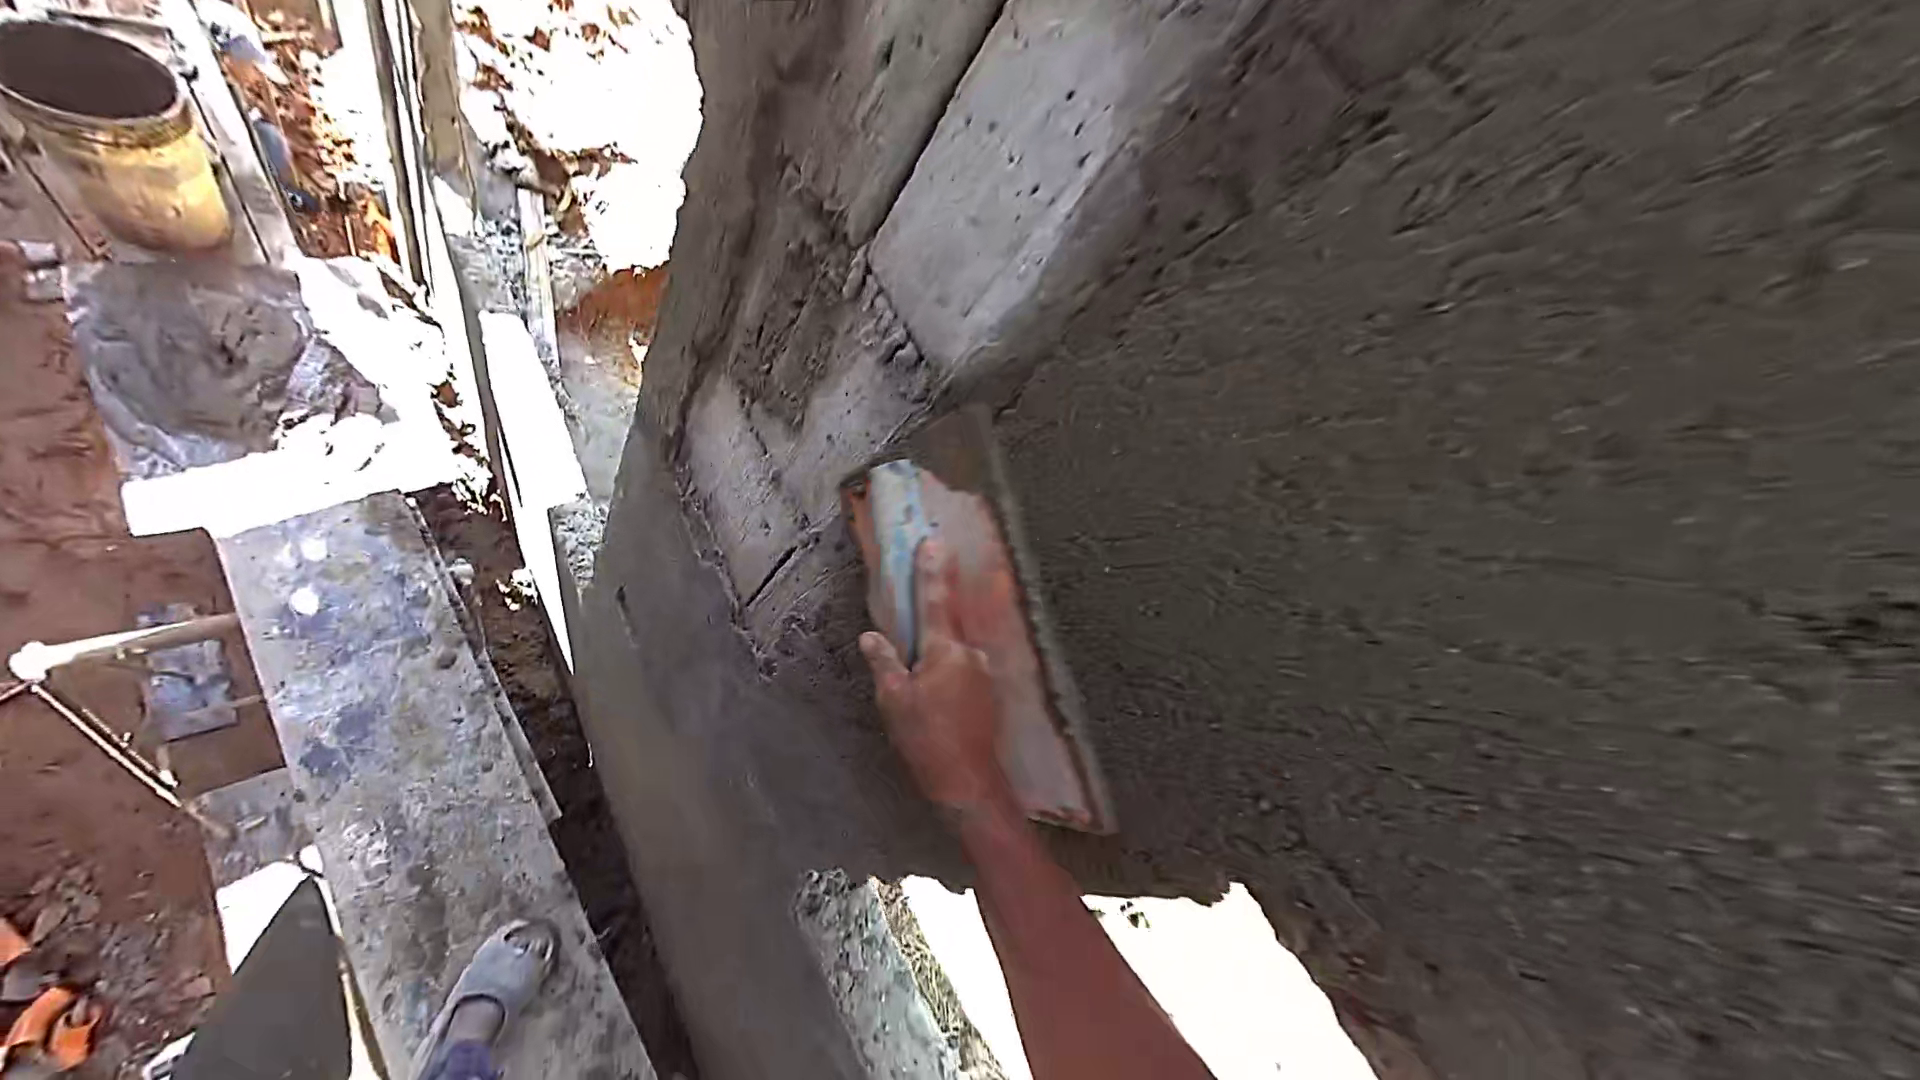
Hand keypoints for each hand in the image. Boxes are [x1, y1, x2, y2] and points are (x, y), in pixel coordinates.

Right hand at [860, 541, 1011, 816]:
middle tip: (929, 579)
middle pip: (949, 618)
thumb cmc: (926, 740)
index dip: (931, 570)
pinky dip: (952, 661)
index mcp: (945, 650)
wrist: (968, 782)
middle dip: (939, 597)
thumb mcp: (894, 701)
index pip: (934, 601)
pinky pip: (966, 662)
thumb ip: (885, 663)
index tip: (932, 541)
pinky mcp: (989, 688)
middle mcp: (971, 652)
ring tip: (925, 663)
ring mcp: (984, 670)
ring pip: (958, 644)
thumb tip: (871, 637)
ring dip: (942, 641)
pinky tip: (941, 682)